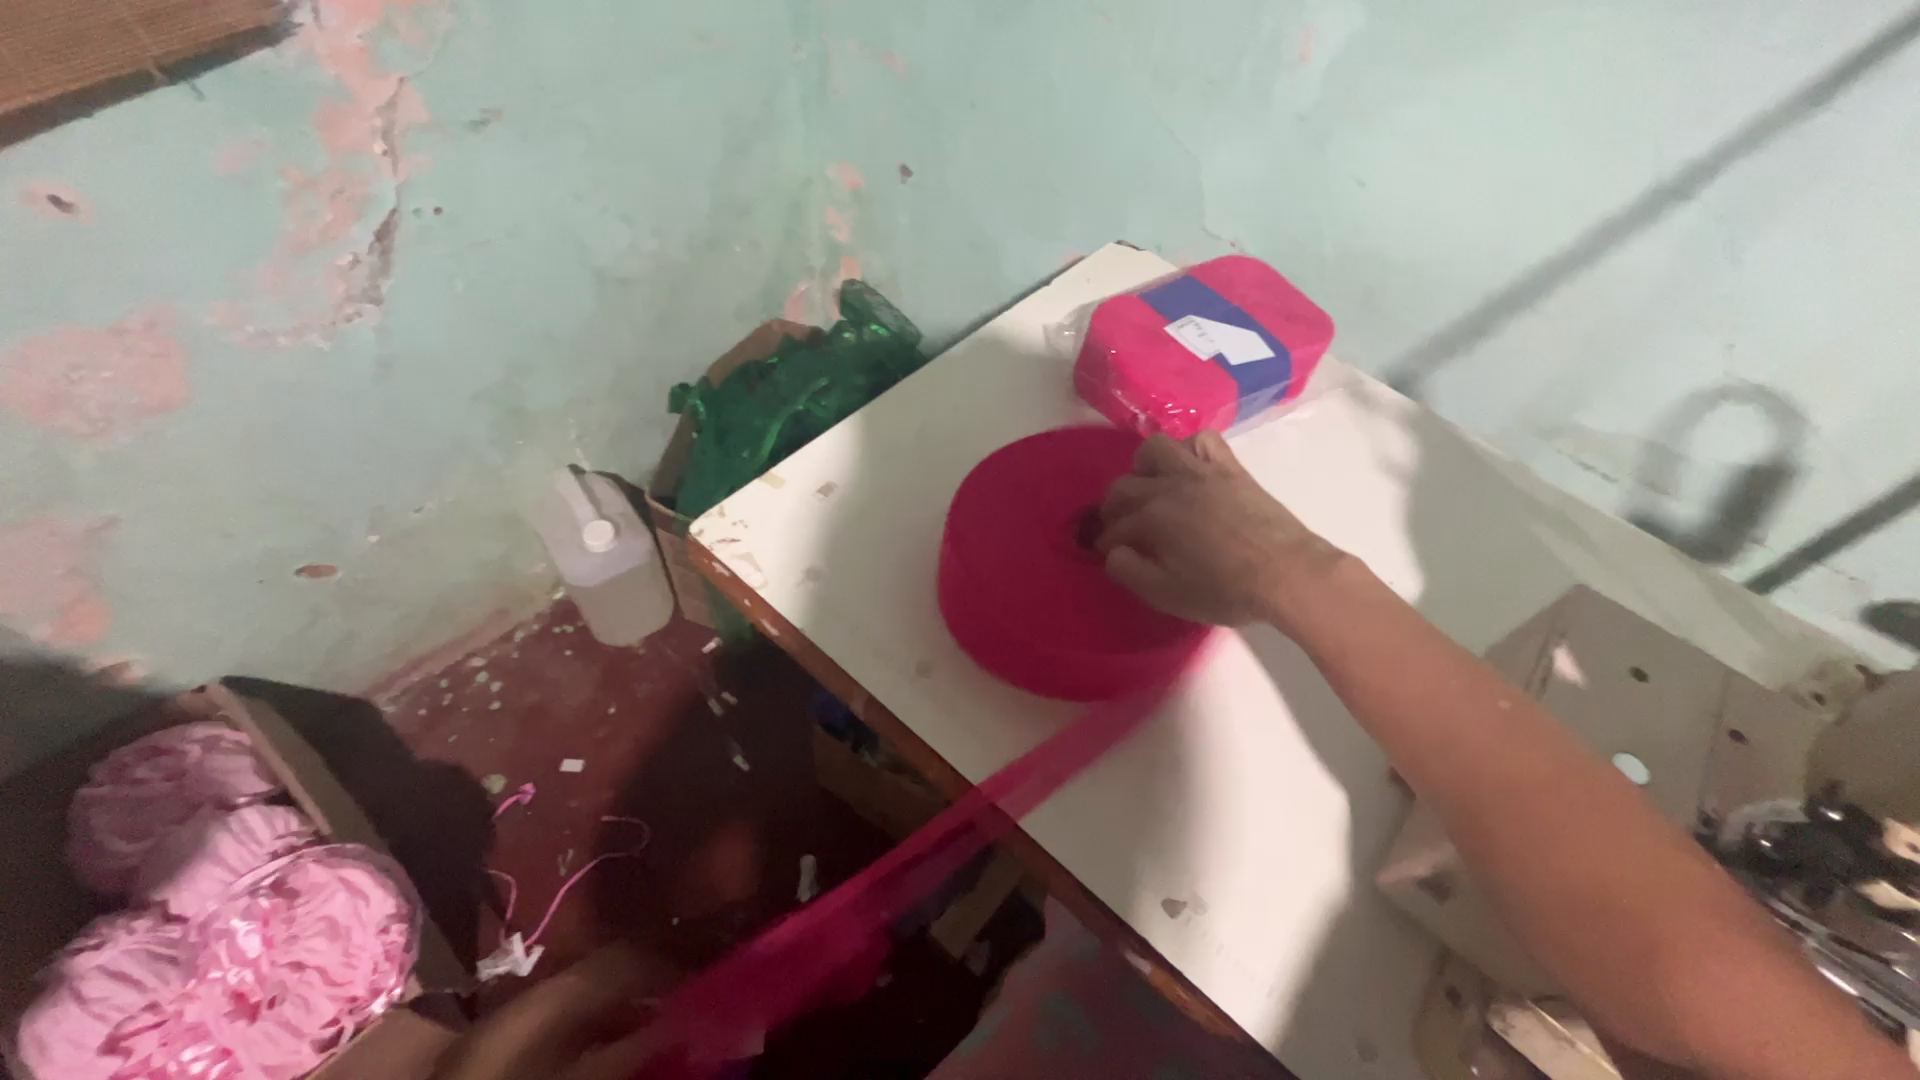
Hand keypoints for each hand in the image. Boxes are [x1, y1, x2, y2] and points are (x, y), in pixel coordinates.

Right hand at [1097, 432, 1341, 626]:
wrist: (1287, 574)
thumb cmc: (1225, 590)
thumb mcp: (1167, 595)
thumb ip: (1130, 572)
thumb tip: (1113, 553)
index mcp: (1151, 518)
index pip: (1115, 527)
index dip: (1107, 543)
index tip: (1109, 554)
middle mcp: (1169, 486)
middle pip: (1124, 486)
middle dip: (1114, 508)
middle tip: (1122, 527)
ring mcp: (1201, 471)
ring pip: (1156, 449)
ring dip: (1143, 467)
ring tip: (1150, 487)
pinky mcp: (1230, 468)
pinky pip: (1203, 440)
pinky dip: (1189, 449)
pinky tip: (1190, 468)